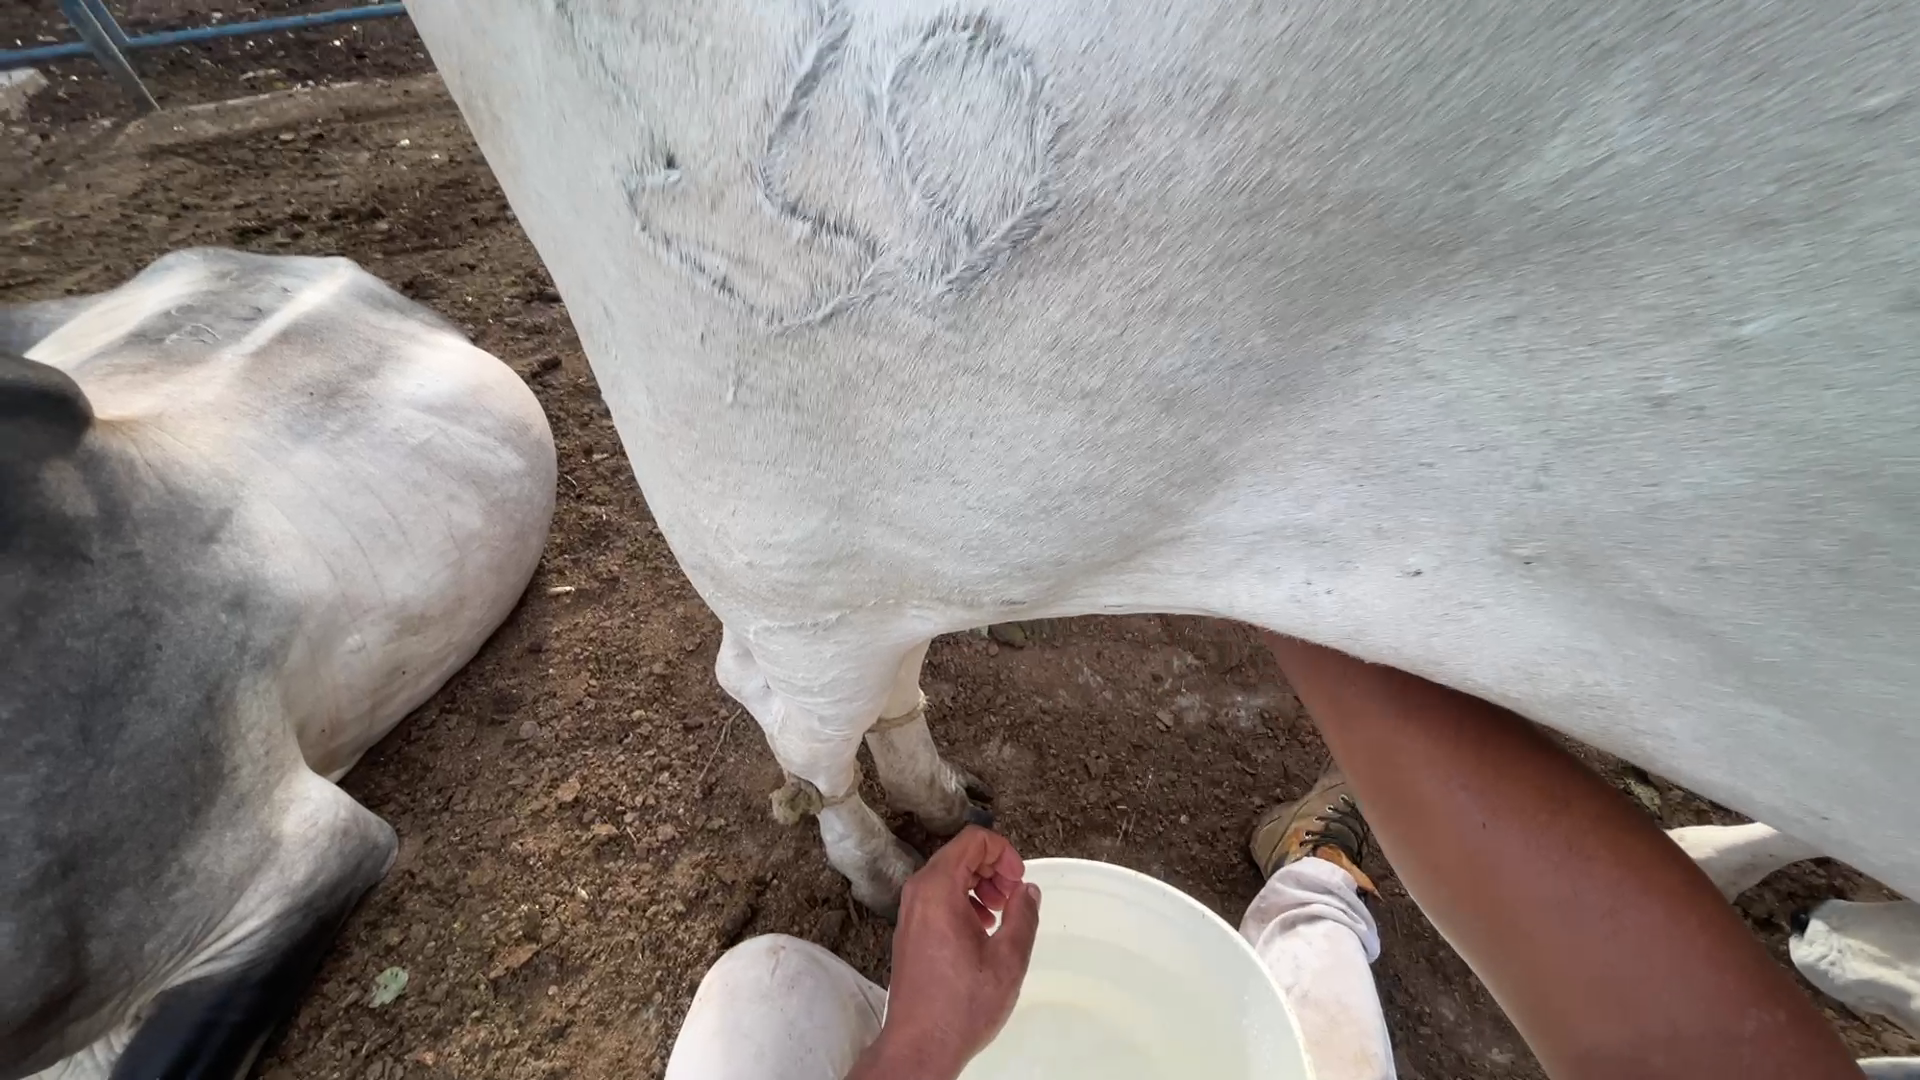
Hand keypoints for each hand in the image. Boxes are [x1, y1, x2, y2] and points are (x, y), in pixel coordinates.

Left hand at [849, 827, 1042, 1079]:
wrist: (918, 1046)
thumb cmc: (958, 1007)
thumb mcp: (1007, 959)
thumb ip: (1023, 916)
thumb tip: (1028, 891)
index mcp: (938, 888)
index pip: (973, 840)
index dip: (1003, 851)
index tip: (1018, 877)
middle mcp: (919, 891)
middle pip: (961, 853)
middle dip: (993, 868)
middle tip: (1014, 896)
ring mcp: (912, 909)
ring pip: (951, 874)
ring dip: (980, 884)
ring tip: (1000, 914)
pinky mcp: (911, 927)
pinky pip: (939, 894)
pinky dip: (964, 899)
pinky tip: (982, 929)